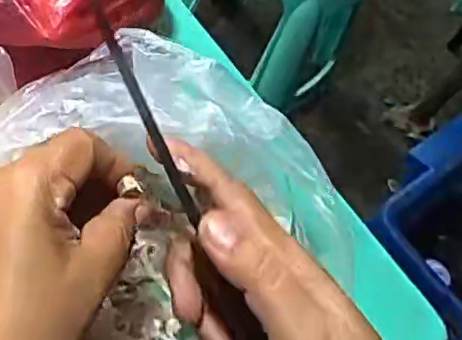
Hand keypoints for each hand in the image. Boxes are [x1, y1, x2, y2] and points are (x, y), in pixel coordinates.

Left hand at [0, 129, 144, 339]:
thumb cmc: (34, 314)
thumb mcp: (88, 274)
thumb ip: (119, 227)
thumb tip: (138, 202)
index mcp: (27, 177)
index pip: (81, 142)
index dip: (116, 163)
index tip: (139, 198)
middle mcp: (3, 171)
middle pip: (62, 154)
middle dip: (100, 181)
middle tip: (129, 219)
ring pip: (47, 173)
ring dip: (80, 194)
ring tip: (106, 232)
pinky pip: (29, 191)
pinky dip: (57, 205)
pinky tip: (75, 239)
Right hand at [164, 141, 377, 339]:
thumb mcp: (305, 326)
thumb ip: (260, 273)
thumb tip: (207, 218)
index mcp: (283, 254)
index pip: (231, 193)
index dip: (194, 163)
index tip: (156, 141)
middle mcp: (267, 265)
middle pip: (204, 233)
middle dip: (183, 259)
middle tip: (186, 307)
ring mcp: (261, 295)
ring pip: (203, 269)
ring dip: (192, 294)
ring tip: (203, 328)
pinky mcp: (253, 322)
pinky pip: (213, 304)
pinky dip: (206, 320)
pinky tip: (218, 339)